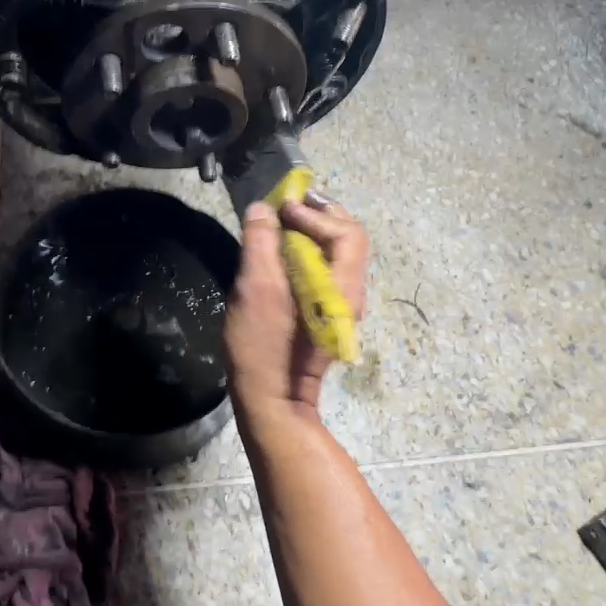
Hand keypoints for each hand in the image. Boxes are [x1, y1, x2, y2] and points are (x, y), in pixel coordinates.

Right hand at [225, 197, 369, 417]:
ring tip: (282, 222)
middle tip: (287, 204)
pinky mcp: (326, 311)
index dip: (314, 213)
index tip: (281, 207)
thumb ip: (261, 245)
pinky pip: (326, 268)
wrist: (272, 401)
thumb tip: (263, 210)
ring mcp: (340, 304)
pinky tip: (282, 250)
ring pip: (338, 253)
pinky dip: (308, 250)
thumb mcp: (255, 291)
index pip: (346, 233)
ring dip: (313, 230)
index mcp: (341, 288)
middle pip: (349, 238)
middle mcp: (350, 294)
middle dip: (320, 215)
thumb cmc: (263, 348)